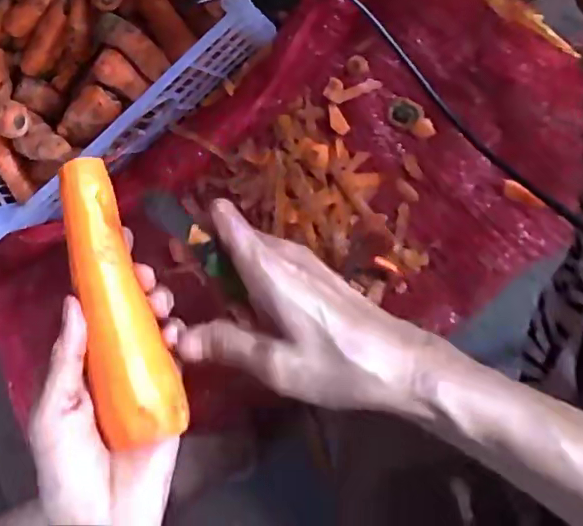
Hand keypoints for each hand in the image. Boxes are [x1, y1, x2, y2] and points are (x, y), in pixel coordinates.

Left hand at [28, 245, 179, 525]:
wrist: (101, 521)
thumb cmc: (65, 464)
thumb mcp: (53, 409)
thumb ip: (65, 358)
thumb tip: (72, 300)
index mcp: (84, 356)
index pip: (94, 304)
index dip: (104, 272)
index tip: (114, 238)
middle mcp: (114, 357)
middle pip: (128, 308)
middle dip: (137, 282)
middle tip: (142, 272)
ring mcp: (145, 375)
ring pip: (155, 326)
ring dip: (159, 304)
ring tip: (158, 300)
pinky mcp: (170, 397)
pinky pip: (178, 360)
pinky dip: (179, 340)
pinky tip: (176, 333)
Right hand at [175, 199, 450, 416]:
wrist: (405, 363)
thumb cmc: (338, 363)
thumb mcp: (277, 366)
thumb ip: (226, 346)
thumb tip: (179, 338)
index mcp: (263, 264)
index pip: (221, 216)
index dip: (195, 225)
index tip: (177, 251)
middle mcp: (278, 249)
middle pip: (230, 237)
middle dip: (209, 261)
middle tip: (201, 303)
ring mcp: (299, 257)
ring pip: (250, 251)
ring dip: (233, 275)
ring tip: (233, 318)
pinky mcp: (313, 270)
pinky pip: (269, 261)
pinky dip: (255, 281)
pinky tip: (267, 320)